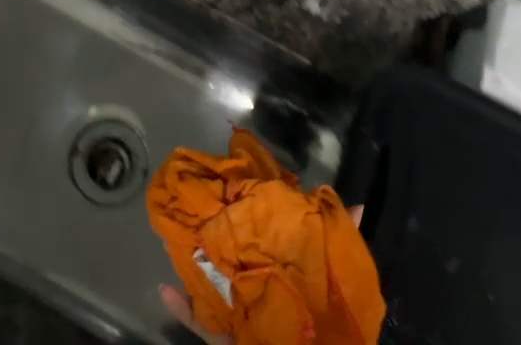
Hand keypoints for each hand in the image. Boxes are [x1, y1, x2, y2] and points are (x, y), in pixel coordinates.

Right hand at [159, 206, 363, 343]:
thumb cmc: (328, 326)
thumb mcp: (339, 282)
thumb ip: (341, 246)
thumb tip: (356, 207)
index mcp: (284, 275)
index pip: (267, 243)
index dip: (253, 219)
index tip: (235, 190)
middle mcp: (260, 291)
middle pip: (234, 261)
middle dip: (216, 237)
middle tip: (196, 208)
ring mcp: (241, 315)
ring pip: (212, 287)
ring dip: (194, 265)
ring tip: (173, 238)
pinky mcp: (227, 337)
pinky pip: (202, 324)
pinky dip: (184, 310)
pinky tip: (164, 289)